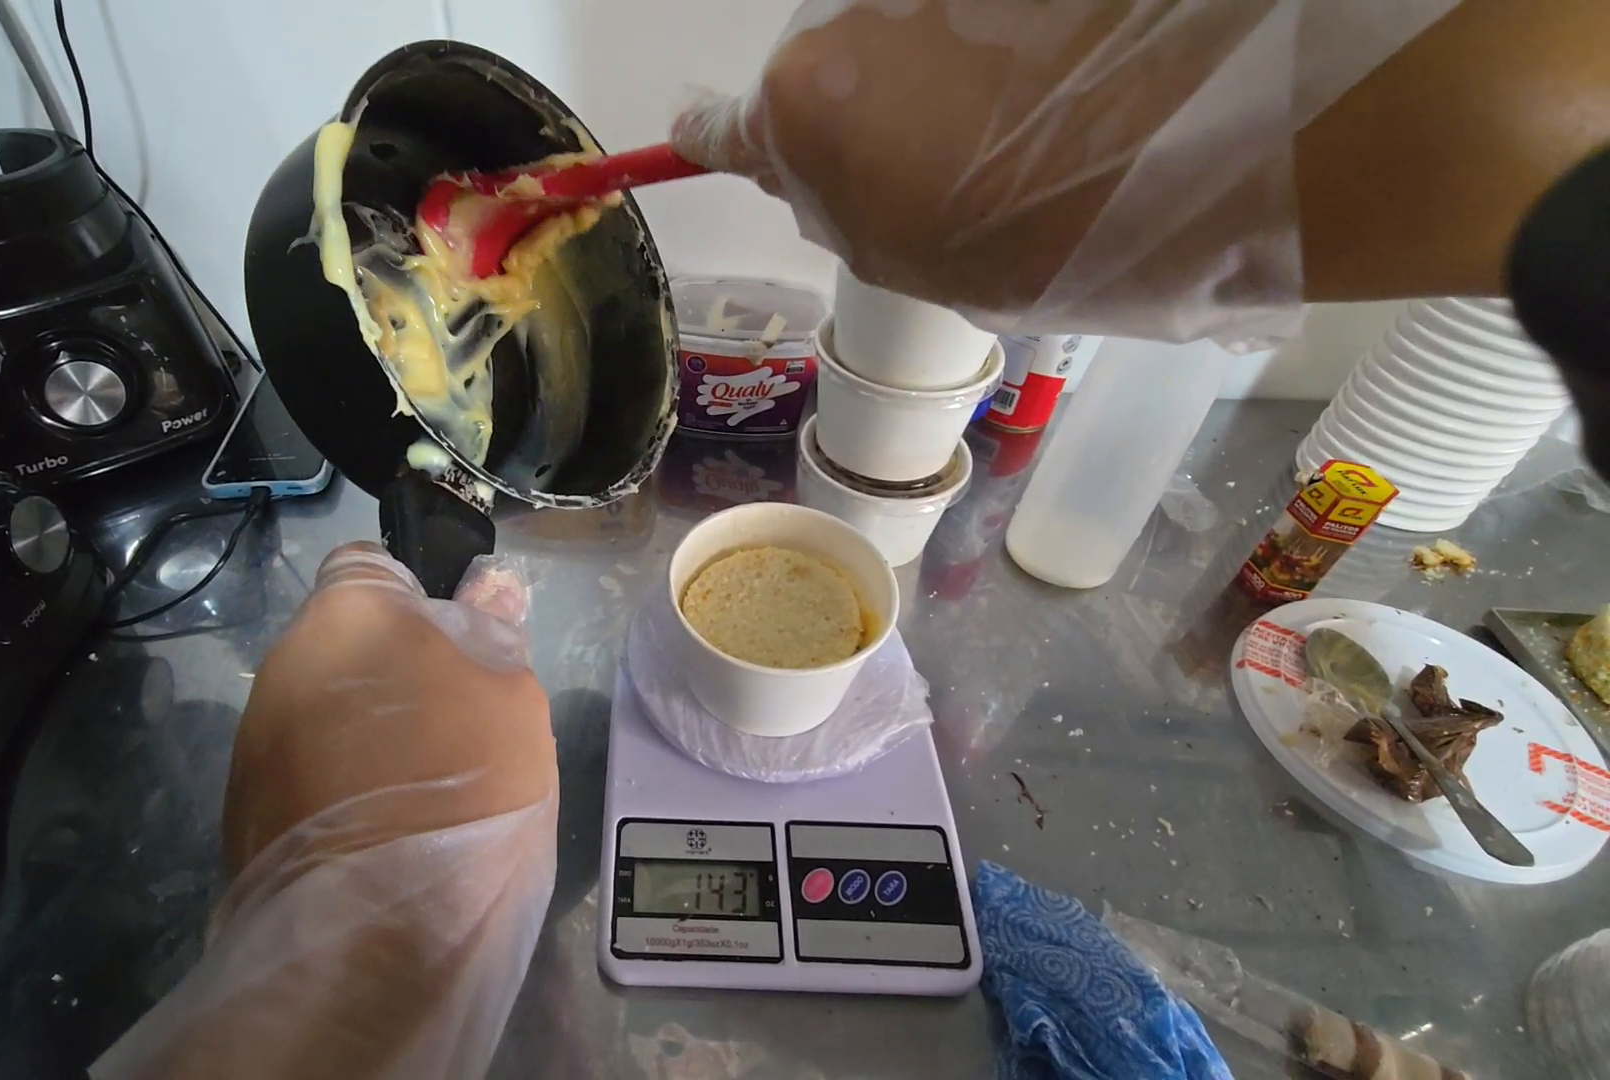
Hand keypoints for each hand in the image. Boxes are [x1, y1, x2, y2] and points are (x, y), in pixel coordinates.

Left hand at [97, 544, 556, 1079]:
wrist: (381, 935)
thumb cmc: (466, 784)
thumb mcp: (512, 695)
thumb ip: (494, 630)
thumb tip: (491, 585)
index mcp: (351, 616)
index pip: (368, 561)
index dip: (414, 590)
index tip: (453, 634)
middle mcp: (285, 665)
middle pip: (348, 641)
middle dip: (397, 664)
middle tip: (457, 716)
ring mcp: (256, 740)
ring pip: (326, 705)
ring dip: (369, 723)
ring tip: (425, 781)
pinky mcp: (243, 809)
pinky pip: (305, 764)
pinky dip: (342, 776)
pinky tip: (387, 823)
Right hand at [674, 0, 1455, 342]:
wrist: (1230, 135)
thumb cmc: (1043, 237)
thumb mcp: (913, 262)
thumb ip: (838, 211)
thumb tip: (810, 178)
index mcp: (813, 105)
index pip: (730, 125)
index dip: (712, 140)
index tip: (687, 139)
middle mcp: (857, 9)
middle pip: (827, 67)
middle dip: (858, 117)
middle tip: (937, 172)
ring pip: (902, 30)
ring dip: (934, 75)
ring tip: (1027, 125)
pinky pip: (968, 16)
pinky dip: (994, 43)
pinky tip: (1062, 75)